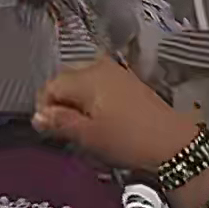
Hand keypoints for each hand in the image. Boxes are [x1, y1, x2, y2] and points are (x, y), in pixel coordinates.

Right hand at [33, 56, 201, 170]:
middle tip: (65, 131)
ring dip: (74, 101)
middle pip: (64, 80)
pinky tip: (99, 119)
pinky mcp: (126, 79)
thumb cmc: (128, 139)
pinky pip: (97, 84)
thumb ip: (60, 122)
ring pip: (80, 81)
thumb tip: (37, 115)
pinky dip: (91, 99)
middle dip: (59, 103)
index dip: (44, 108)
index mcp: (88, 77)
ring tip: (82, 127)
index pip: (50, 85)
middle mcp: (100, 66)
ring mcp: (115, 71)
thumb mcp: (89, 135)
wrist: (170, 141)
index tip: (49, 130)